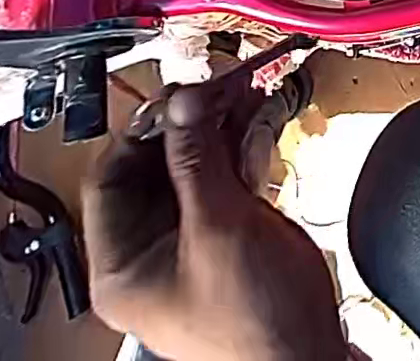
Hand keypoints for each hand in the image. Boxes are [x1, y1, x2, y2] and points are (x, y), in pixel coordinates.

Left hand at [82, 82, 344, 360]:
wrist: (307, 348)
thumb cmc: (252, 317)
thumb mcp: (217, 231)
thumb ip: (198, 160)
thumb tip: (185, 99)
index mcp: (123, 260)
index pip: (112, 176)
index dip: (142, 130)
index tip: (177, 95)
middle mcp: (151, 240)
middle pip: (156, 160)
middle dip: (189, 120)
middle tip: (218, 86)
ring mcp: (191, 226)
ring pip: (194, 155)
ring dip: (219, 121)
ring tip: (241, 91)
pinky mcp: (226, 216)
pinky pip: (224, 164)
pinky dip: (240, 136)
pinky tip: (256, 114)